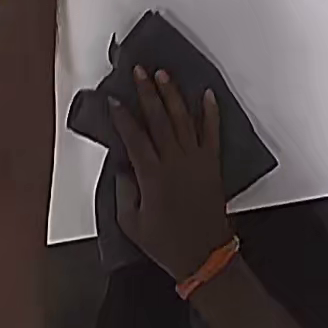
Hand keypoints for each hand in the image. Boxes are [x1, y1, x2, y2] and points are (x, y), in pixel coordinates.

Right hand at [108, 66, 233, 281]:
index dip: (123, 116)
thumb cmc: (166, 242)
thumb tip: (122, 165)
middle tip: (139, 71)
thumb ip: (123, 191)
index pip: (134, 136)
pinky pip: (212, 132)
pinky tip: (207, 94)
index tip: (114, 100)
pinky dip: (211, 112)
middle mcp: (174, 161)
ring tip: (164, 74)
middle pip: (158, 119)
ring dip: (172, 94)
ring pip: (182, 119)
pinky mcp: (212, 163)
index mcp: (152, 175)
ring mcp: (196, 159)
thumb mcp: (131, 222)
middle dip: (147, 92)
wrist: (205, 256)